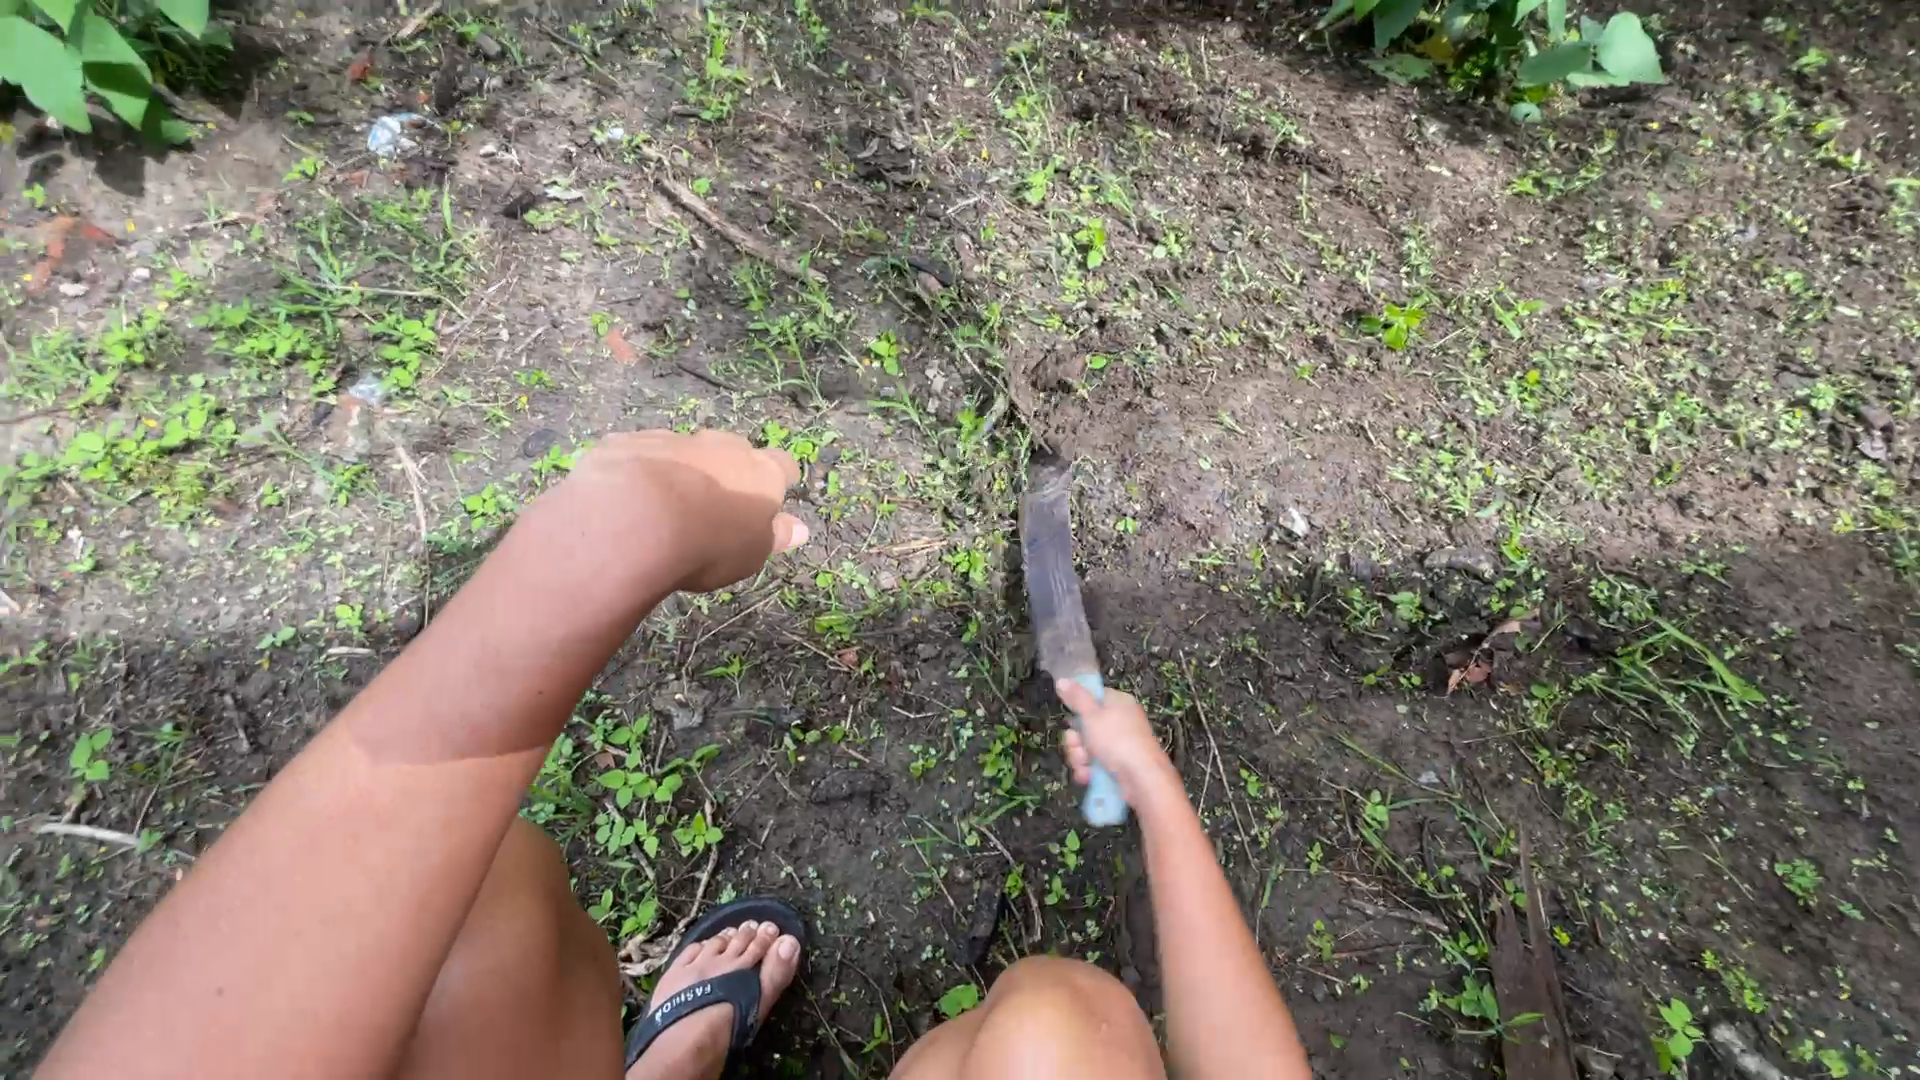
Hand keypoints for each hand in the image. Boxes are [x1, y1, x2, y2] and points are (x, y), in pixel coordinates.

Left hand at [528, 430, 808, 593]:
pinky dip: (641, 470)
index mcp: (760, 472)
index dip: (779, 480)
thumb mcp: (750, 553)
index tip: (772, 498)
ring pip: (686, 449)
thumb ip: (774, 536)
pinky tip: (627, 497)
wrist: (634, 519)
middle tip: (715, 504)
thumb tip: (800, 529)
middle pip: (734, 450)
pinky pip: (641, 453)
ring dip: (683, 469)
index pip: (783, 465)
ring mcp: (675, 439)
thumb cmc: (709, 544)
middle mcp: (722, 446)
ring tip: (667, 504)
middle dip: (728, 469)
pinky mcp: (629, 442)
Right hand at [1055, 679, 1182, 809]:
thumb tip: (1062, 679)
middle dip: (1075, 739)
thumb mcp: (1092, 715)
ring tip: (1084, 764)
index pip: (1093, 698)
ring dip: (1079, 757)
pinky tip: (1088, 776)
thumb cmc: (1117, 740)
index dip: (1079, 709)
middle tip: (1077, 745)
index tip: (1071, 719)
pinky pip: (1094, 764)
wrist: (1142, 778)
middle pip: (1085, 725)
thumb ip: (1076, 698)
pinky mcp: (1117, 766)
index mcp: (1118, 703)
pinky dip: (1088, 770)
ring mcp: (1119, 745)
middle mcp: (1120, 721)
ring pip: (1087, 747)